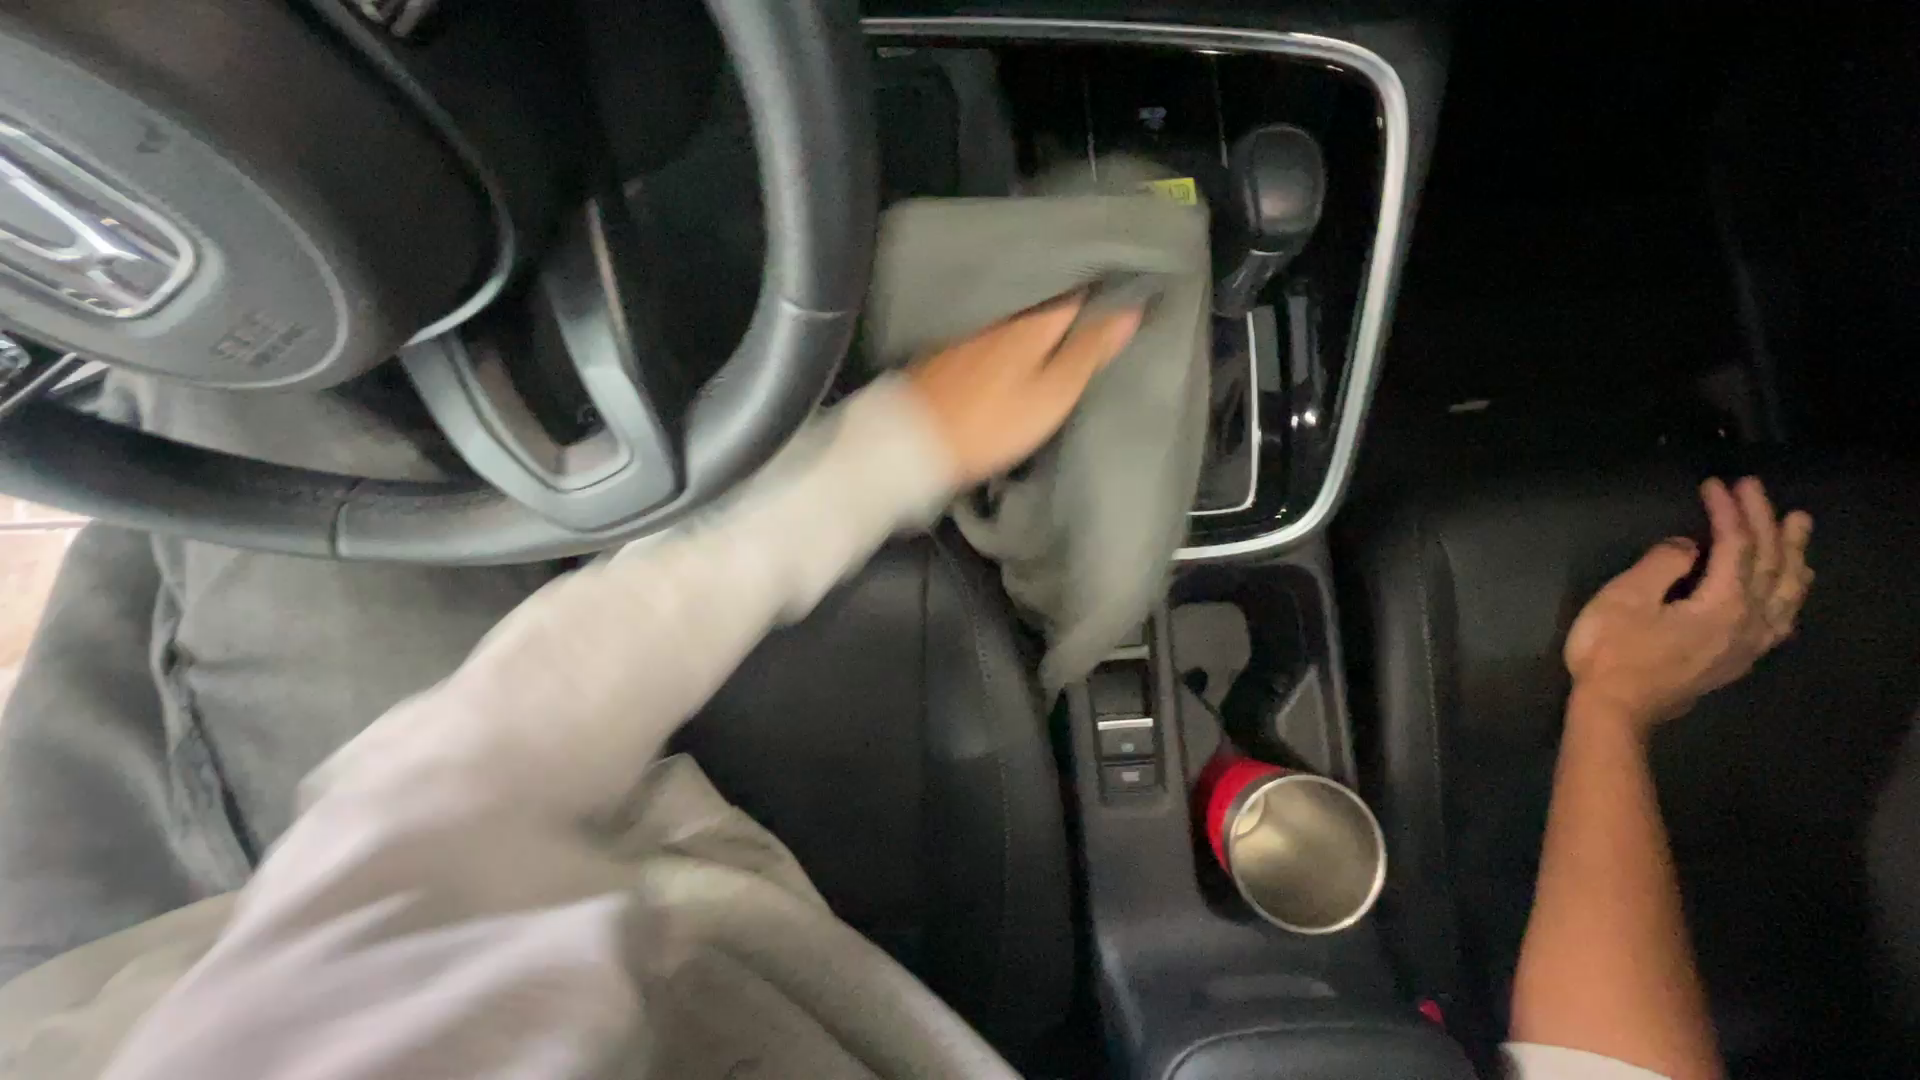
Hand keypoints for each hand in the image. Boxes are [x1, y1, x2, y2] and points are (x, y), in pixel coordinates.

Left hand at [906, 292, 1142, 487]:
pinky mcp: (949, 359)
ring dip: (1039, 319)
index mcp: (1032, 325)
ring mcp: (971, 338)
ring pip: (1016, 320)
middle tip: (1099, 304)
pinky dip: (1009, 338)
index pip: (1076, 295)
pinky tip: (1013, 350)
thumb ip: (1089, 351)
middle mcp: (1000, 321)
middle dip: (1070, 303)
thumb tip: (1129, 311)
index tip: (1125, 291)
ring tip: (1062, 325)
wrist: (916, 442)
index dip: (1101, 292)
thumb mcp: (1053, 392)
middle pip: (1044, 305)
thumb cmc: (994, 423)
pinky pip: (991, 337)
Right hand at [1564, 477, 1813, 734]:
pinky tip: (1788, 592)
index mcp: (1723, 602)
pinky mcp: (1737, 658)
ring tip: (1797, 529)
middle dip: (1766, 523)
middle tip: (1760, 491)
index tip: (1716, 484)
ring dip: (1792, 555)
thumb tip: (1686, 547)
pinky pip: (1781, 619)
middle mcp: (1750, 620)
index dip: (1728, 511)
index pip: (1735, 545)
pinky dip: (1790, 595)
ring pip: (1786, 591)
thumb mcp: (1624, 600)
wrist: (1617, 708)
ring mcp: (1748, 642)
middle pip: (1770, 563)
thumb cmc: (1613, 651)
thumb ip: (1660, 566)